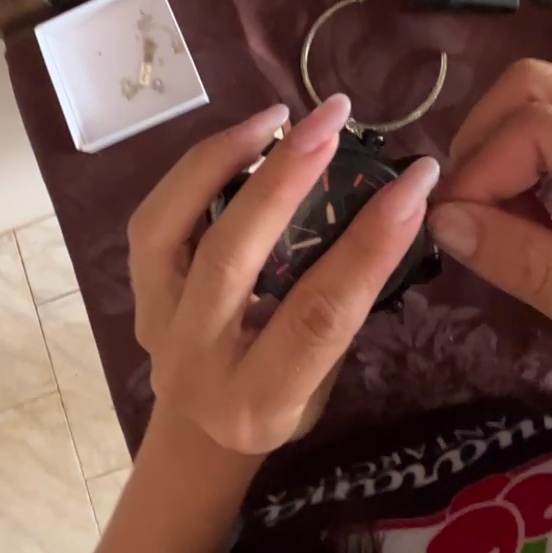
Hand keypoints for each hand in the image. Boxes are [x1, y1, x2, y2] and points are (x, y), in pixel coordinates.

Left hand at [128, 94, 439, 453]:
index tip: (416, 180)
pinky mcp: (135, 290)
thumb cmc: (280, 404)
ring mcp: (154, 321)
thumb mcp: (322, 380)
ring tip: (277, 117)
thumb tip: (379, 208)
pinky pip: (153, 217)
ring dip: (225, 159)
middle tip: (332, 118)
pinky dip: (195, 171)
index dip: (371, 243)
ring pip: (169, 226)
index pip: (319, 313)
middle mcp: (195, 360)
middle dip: (285, 177)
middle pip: (231, 256)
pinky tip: (237, 140)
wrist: (198, 436)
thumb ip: (337, 305)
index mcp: (261, 400)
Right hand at [429, 60, 551, 526]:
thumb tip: (440, 218)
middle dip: (485, 144)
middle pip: (545, 88)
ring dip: (507, 151)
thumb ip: (530, 266)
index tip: (447, 226)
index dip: (479, 168)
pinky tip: (534, 218)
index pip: (544, 125)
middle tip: (463, 213)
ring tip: (496, 220)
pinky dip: (536, 164)